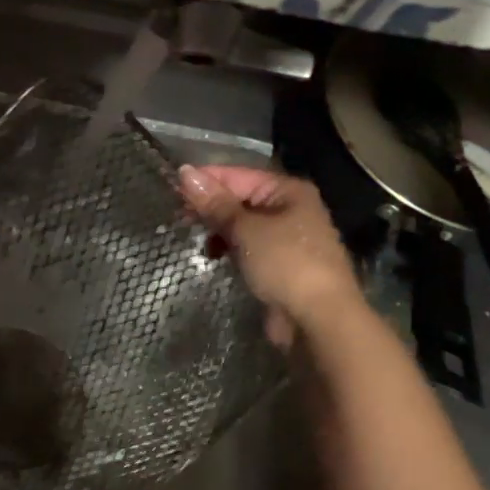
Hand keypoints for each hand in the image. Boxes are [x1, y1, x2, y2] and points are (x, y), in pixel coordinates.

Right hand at [178, 165, 359, 347]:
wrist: (317, 317)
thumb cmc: (285, 264)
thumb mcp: (246, 230)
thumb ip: (215, 203)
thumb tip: (185, 172)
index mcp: (288, 191)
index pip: (238, 175)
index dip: (206, 180)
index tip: (172, 188)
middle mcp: (289, 208)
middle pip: (241, 198)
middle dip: (211, 207)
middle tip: (178, 216)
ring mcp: (286, 237)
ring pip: (242, 224)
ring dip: (219, 230)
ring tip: (198, 240)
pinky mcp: (278, 263)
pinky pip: (247, 246)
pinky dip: (230, 249)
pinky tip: (215, 257)